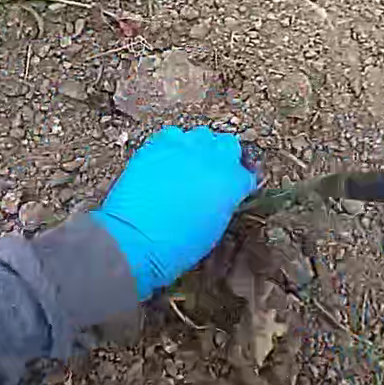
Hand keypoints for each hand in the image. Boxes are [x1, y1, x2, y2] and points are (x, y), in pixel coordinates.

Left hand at [92, 126, 254, 299]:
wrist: (137, 240)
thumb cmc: (176, 248)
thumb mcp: (212, 231)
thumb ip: (222, 206)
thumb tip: (219, 199)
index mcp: (232, 184)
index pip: (246, 175)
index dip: (238, 183)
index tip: (232, 190)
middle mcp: (213, 160)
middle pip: (228, 146)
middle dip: (224, 158)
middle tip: (212, 174)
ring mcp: (185, 149)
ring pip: (201, 136)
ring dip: (198, 148)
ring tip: (188, 165)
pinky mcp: (158, 145)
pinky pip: (172, 136)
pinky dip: (172, 146)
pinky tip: (166, 161)